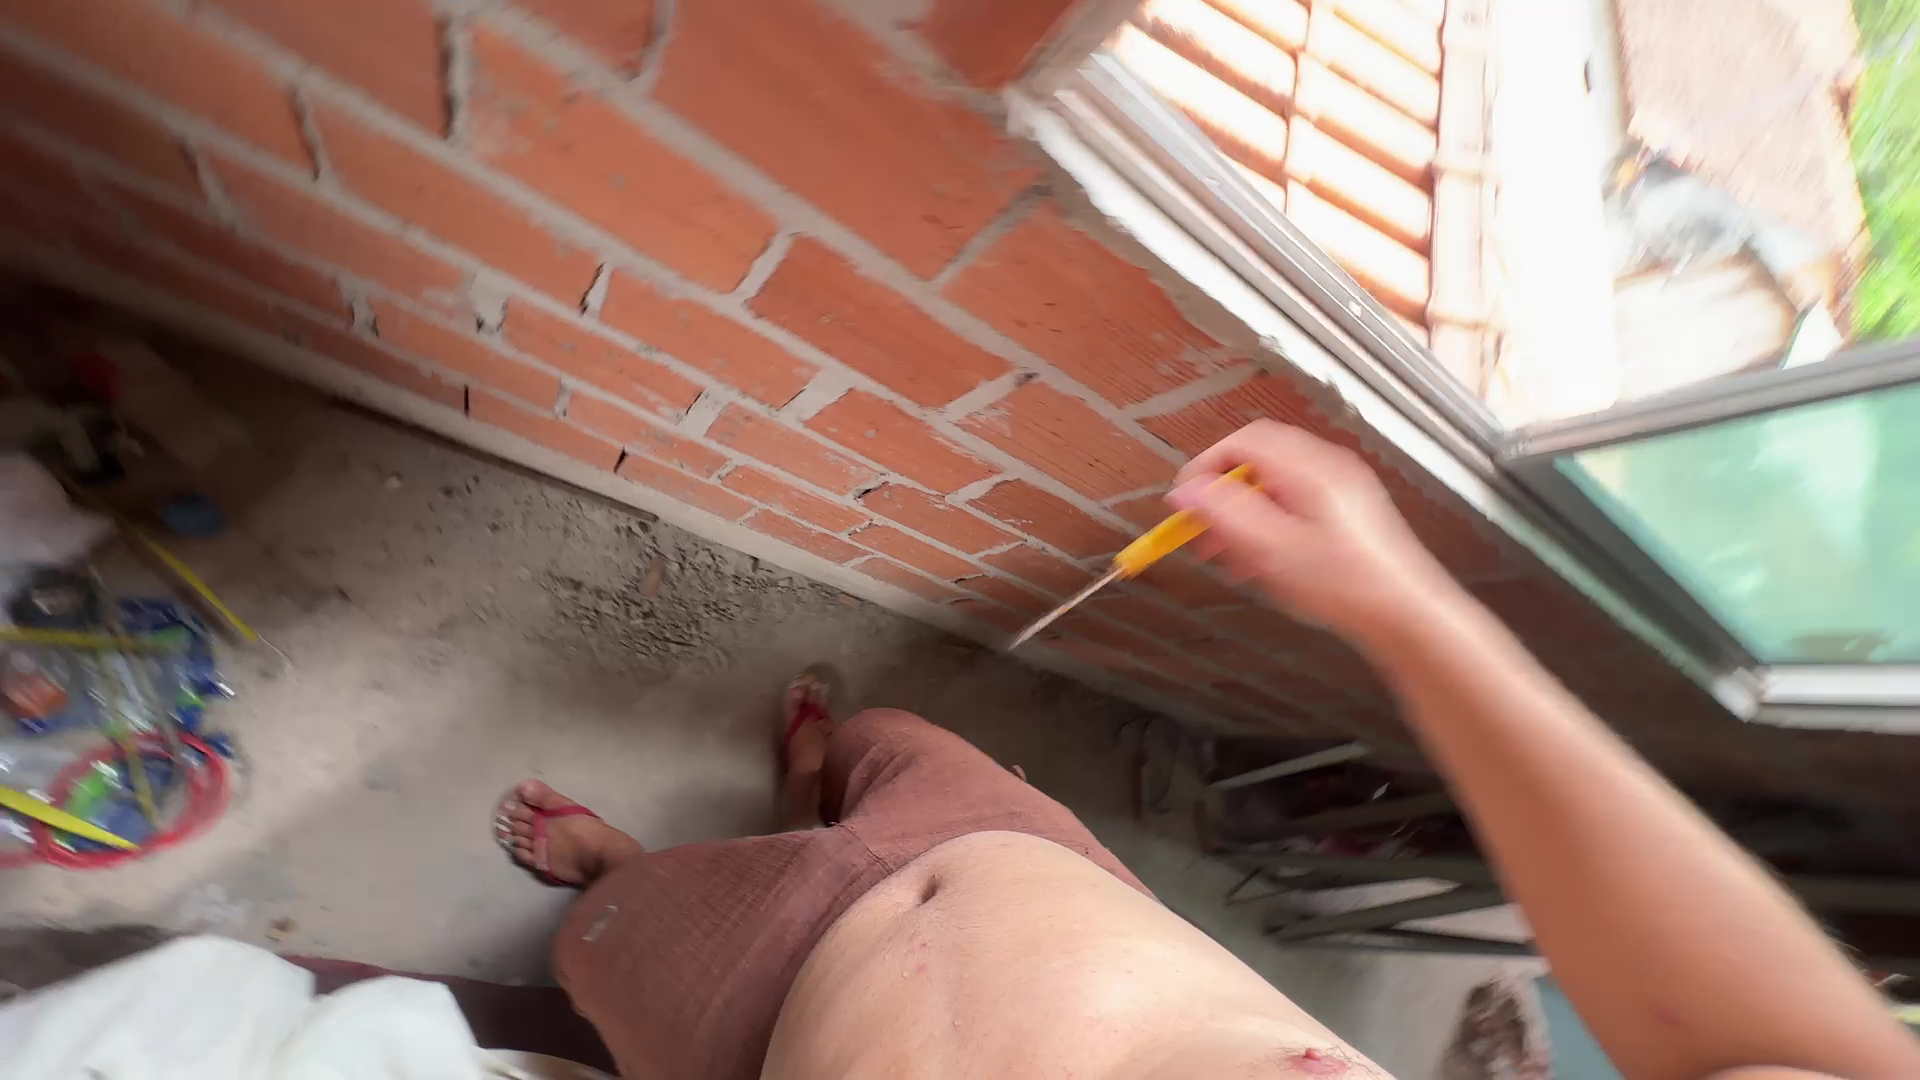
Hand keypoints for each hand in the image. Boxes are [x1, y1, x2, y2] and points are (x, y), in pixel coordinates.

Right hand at [1166, 420, 1462, 650]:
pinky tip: (1255, 562)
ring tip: (1226, 555)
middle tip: (1200, 532)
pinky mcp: (1339, 513)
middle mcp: (1325, 470)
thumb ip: (1224, 514)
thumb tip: (1185, 490)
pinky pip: (1288, 507)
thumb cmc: (1348, 585)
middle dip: (1220, 499)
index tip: (1185, 500)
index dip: (1205, 467)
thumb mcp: (1271, 549)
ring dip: (1239, 518)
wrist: (1403, 615)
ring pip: (1268, 489)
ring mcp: (1335, 490)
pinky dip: (1263, 528)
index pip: (1243, 443)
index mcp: (1310, 470)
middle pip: (1254, 465)